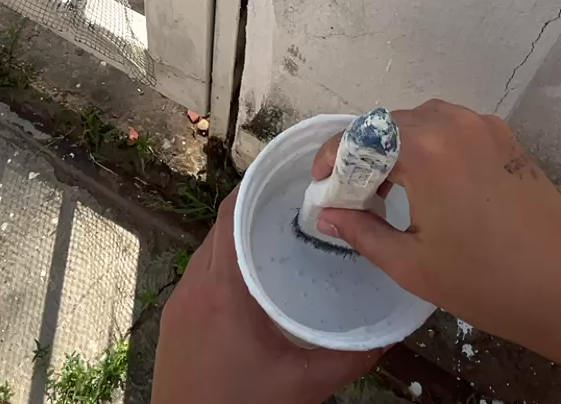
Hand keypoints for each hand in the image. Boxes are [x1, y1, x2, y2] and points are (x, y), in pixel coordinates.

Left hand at [151, 191, 382, 403]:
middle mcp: (194, 284)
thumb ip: (347, 357)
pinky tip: (251, 279)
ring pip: (208, 250)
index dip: (254, 187)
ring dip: (237, 237)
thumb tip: (386, 332)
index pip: (230, 214)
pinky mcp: (173, 318)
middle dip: (253, 210)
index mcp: (223, 288)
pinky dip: (224, 263)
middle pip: (220, 226)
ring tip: (276, 237)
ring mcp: (179, 301)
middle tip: (292, 206)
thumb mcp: (302, 387)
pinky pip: (199, 274)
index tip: (286, 178)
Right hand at [310, 99, 560, 351]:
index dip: (330, 158)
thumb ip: (361, 231)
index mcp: (423, 149)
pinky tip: (431, 183)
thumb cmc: (486, 281)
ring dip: (395, 147)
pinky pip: (450, 127)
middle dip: (362, 154)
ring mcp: (480, 124)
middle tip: (352, 194)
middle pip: (386, 125)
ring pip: (418, 121)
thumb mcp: (412, 264)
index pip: (358, 138)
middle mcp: (449, 121)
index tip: (321, 187)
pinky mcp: (503, 134)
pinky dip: (429, 145)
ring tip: (389, 189)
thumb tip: (326, 214)